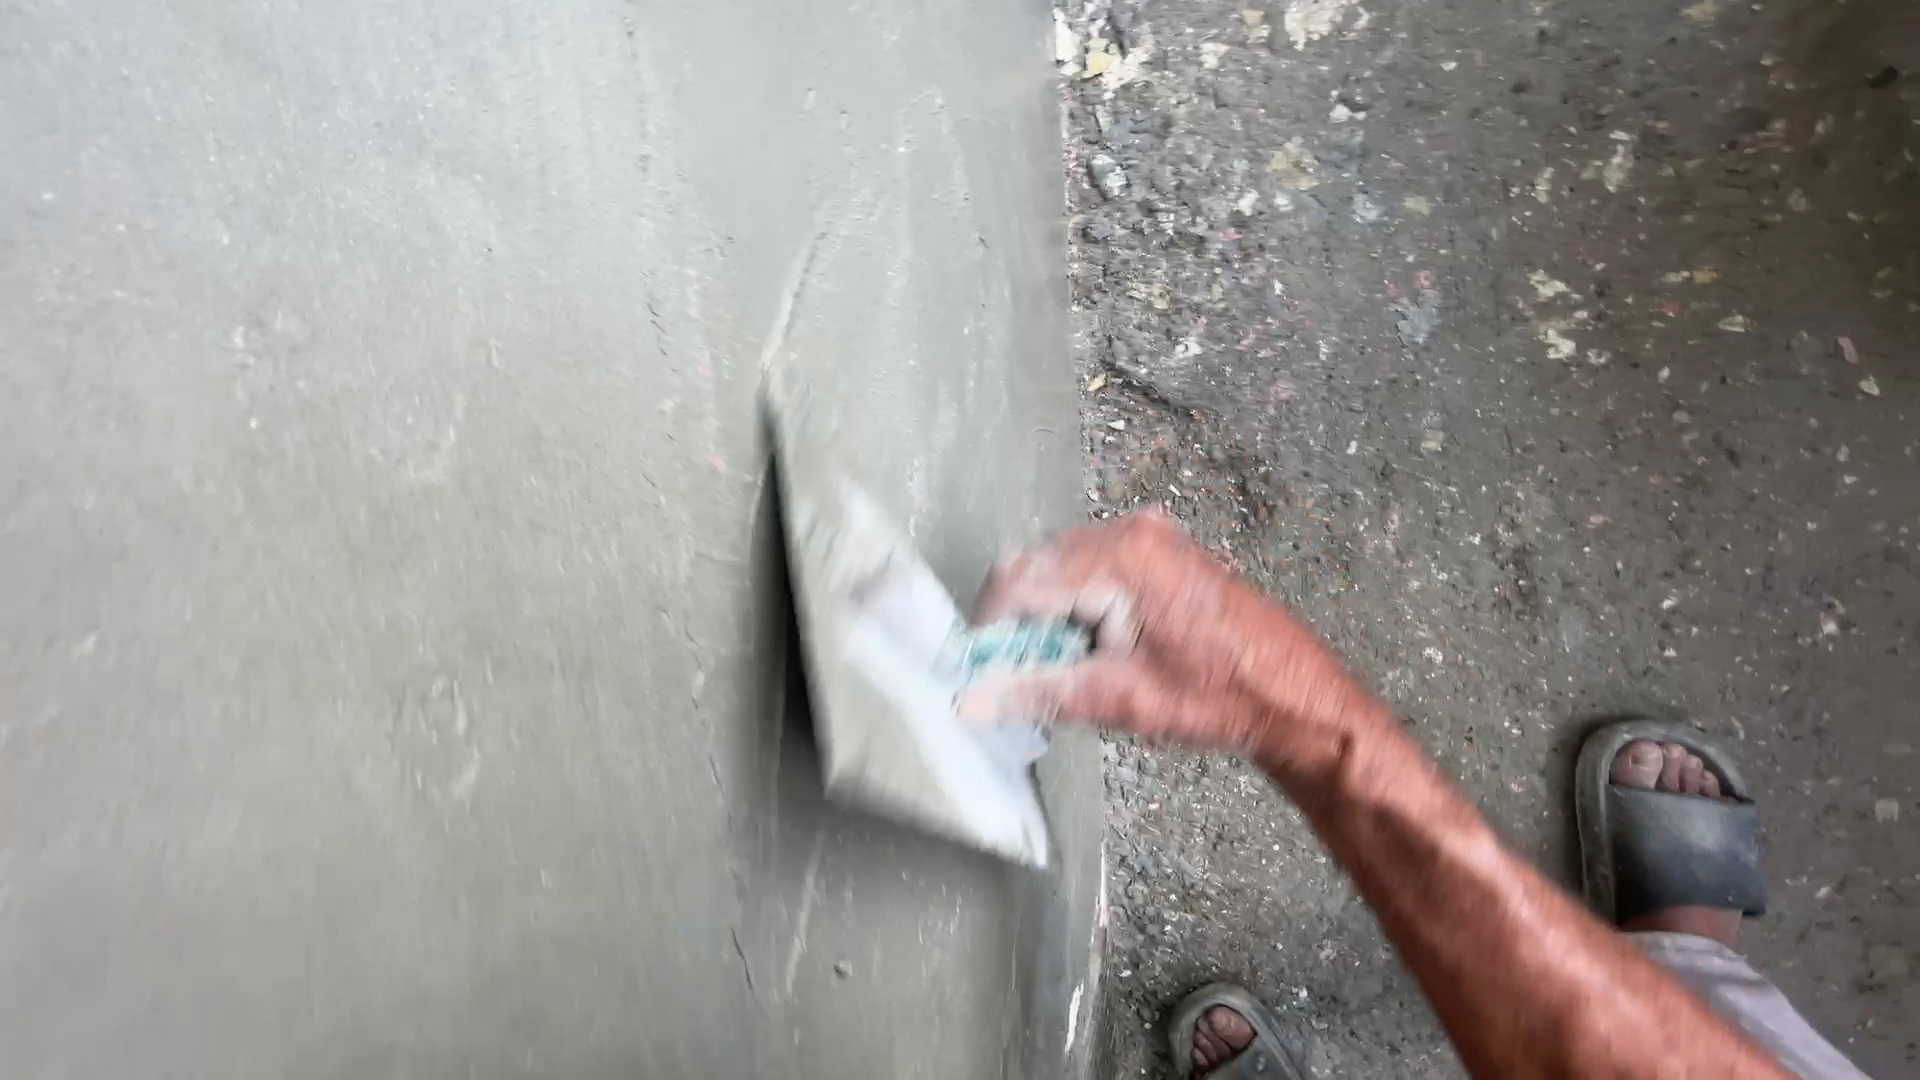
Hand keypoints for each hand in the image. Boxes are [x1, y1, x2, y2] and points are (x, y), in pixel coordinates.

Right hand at [961, 510, 1354, 754]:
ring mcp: (1146, 532)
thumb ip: (1037, 691)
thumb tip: (968, 702)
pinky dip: (1072, 595)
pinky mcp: (1156, 544)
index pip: (1020, 579)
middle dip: (1015, 616)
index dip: (989, 625)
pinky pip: (1089, 560)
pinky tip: (1088, 635)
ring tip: (1057, 657)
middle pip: (1035, 563)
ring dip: (1042, 606)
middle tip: (1018, 667)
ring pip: (1059, 560)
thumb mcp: (1119, 699)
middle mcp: (1129, 530)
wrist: (1291, 692)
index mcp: (1120, 559)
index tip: (979, 667)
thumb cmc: (1215, 697)